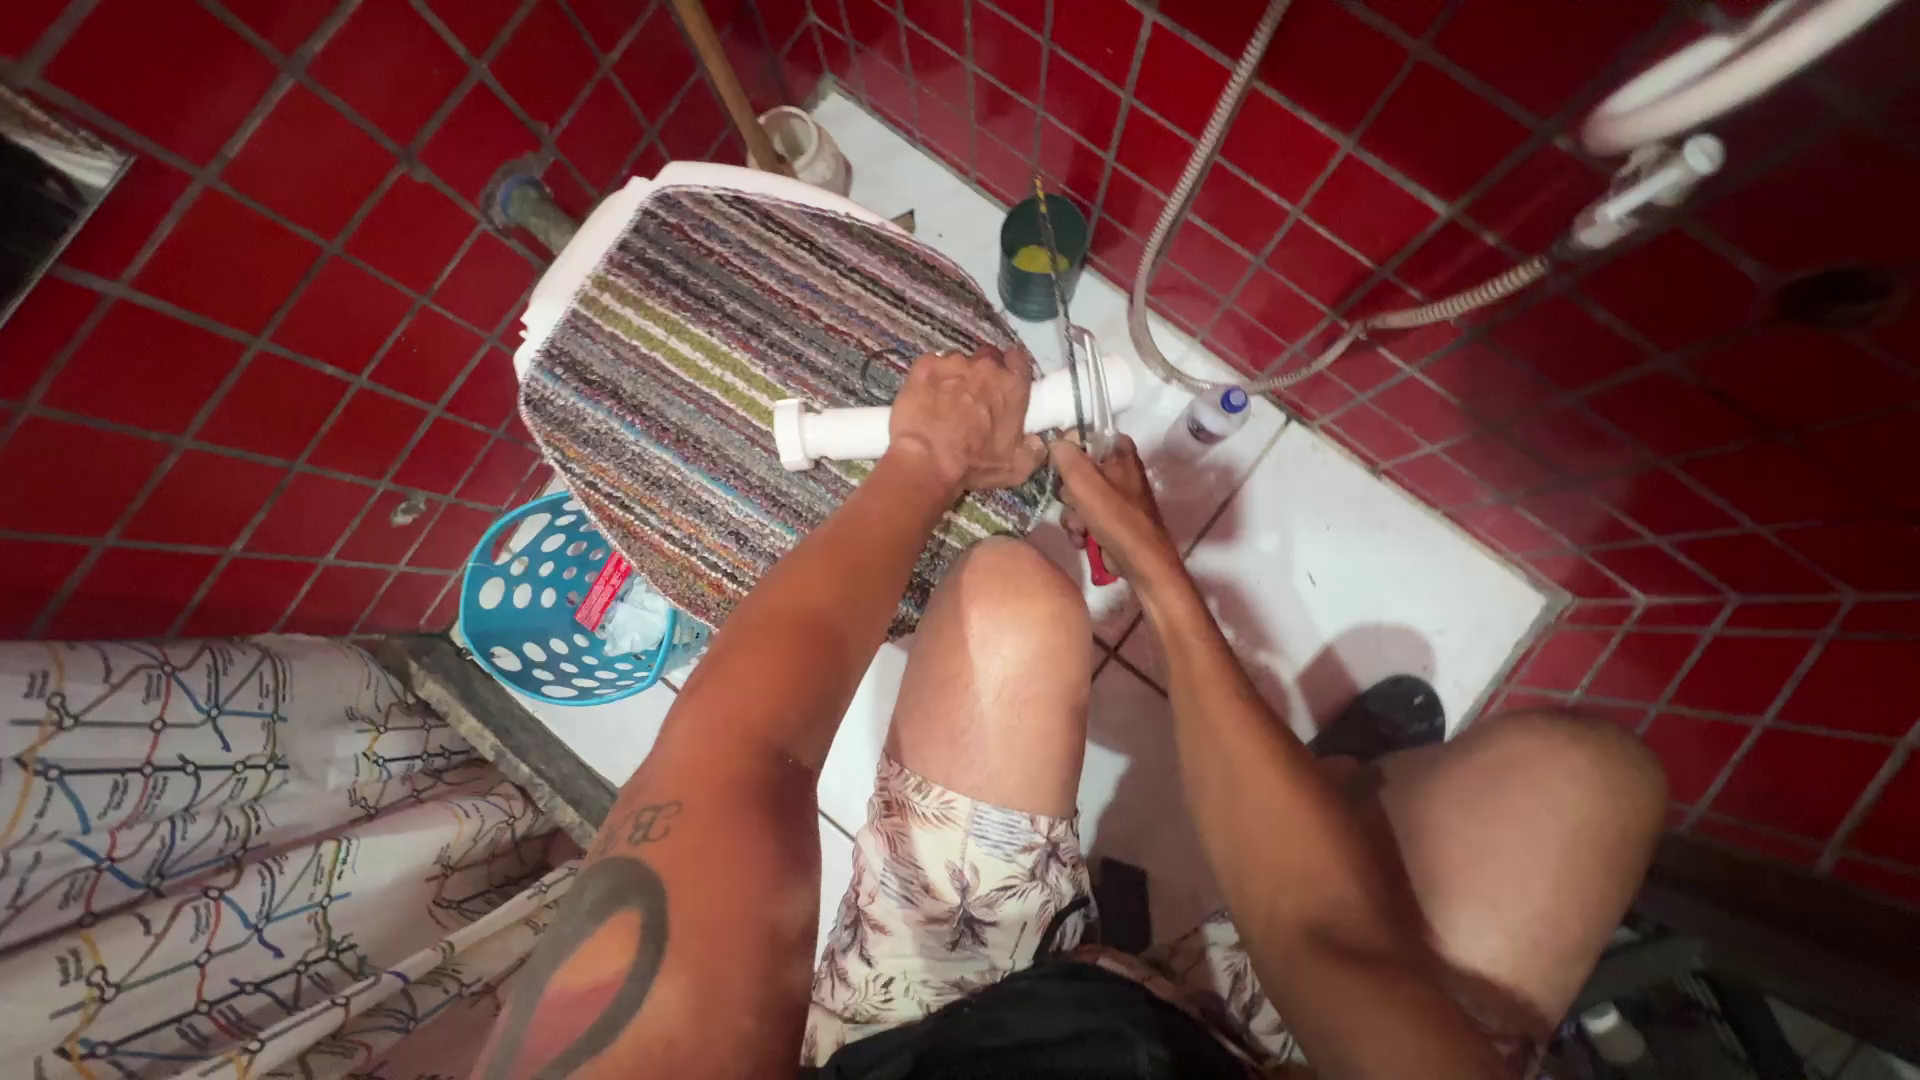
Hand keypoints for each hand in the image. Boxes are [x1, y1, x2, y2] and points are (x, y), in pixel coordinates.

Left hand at [888, 346, 1047, 493]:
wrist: (927, 461)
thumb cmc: (973, 464)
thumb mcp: (1016, 467)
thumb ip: (1034, 451)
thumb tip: (1037, 442)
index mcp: (1012, 386)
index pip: (1018, 359)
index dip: (1011, 368)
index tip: (1004, 381)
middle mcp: (985, 367)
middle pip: (987, 358)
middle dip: (983, 373)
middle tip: (974, 396)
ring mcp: (953, 363)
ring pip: (958, 361)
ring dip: (955, 375)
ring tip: (945, 399)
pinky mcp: (924, 366)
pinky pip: (930, 364)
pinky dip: (930, 377)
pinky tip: (926, 396)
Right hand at [1051, 435, 1183, 587]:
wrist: (1140, 561)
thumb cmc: (1116, 518)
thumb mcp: (1086, 483)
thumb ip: (1067, 457)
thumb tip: (1054, 442)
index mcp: (1120, 452)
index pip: (1087, 436)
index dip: (1069, 449)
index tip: (1059, 465)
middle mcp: (1117, 470)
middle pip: (1075, 469)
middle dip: (1068, 491)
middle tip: (1074, 501)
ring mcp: (1112, 496)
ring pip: (1075, 496)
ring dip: (1072, 515)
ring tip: (1081, 528)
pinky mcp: (1107, 518)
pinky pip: (1081, 516)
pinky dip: (1079, 528)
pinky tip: (1082, 539)